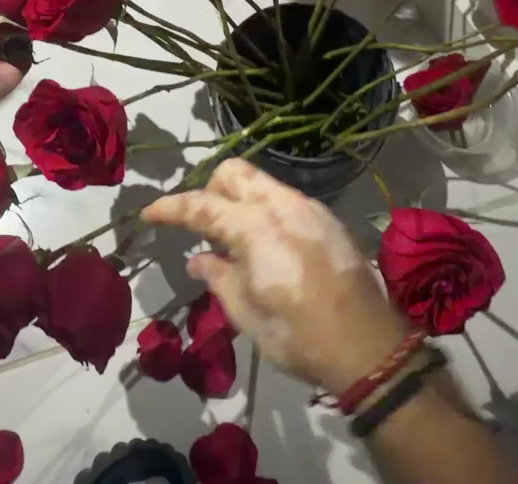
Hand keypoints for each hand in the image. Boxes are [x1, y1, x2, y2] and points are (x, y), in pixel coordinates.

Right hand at [143, 159, 412, 392]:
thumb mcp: (246, 314)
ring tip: (232, 240)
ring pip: (260, 181)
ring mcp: (307, 207)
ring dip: (237, 198)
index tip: (148, 214)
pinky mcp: (325, 218)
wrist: (368, 346)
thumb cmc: (298, 335)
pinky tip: (265, 245)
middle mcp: (281, 204)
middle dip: (209, 189)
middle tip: (202, 226)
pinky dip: (263, 209)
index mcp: (255, 227)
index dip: (170, 208)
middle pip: (232, 171)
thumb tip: (197, 257)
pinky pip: (283, 198)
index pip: (201, 205)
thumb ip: (217, 276)